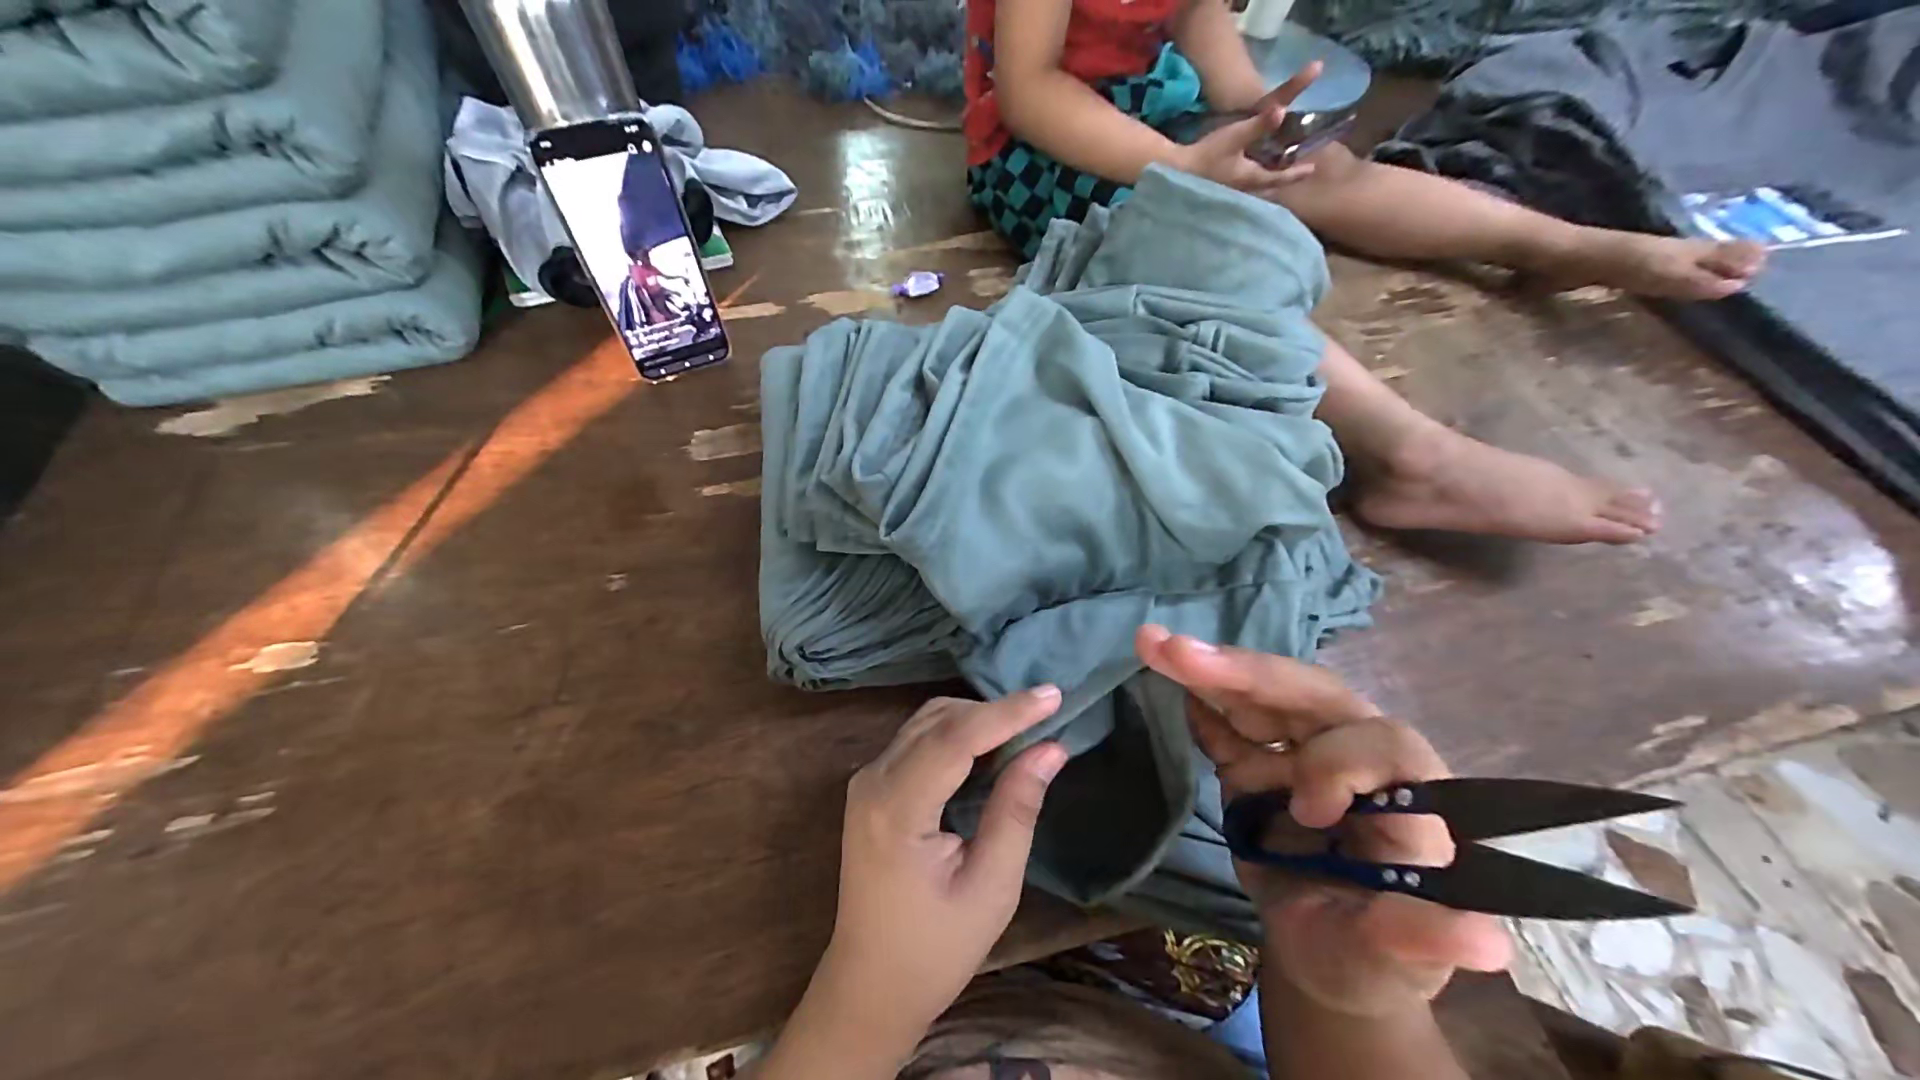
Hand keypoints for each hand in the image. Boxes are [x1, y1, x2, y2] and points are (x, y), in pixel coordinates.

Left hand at [818, 688, 1068, 1037]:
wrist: (871, 984)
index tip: (1053, 695)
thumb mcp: (992, 886)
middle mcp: (873, 781)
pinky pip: (916, 739)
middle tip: (1046, 711)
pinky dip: (956, 731)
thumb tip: (1051, 748)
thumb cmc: (936, 949)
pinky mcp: (871, 787)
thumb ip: (1017, 809)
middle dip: (994, 710)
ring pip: (925, 723)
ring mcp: (866, 781)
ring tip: (1024, 723)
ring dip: (975, 717)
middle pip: (938, 721)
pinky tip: (988, 743)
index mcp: (897, 810)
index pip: (955, 738)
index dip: (1007, 712)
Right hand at [1136, 626, 1510, 1016]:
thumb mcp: (1394, 959)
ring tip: (1152, 644)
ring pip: (1260, 694)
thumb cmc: (1368, 957)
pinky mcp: (1256, 762)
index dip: (1338, 763)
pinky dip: (1195, 697)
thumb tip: (1481, 940)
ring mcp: (1299, 752)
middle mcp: (1356, 755)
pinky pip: (1226, 720)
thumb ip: (1423, 939)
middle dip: (1246, 672)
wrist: (1323, 952)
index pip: (1382, 745)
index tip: (1310, 813)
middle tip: (1179, 651)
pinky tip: (1163, 671)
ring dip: (1206, 669)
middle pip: (1308, 694)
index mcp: (1407, 795)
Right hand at [1175, 61, 1324, 195]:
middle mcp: (1243, 190)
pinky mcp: (1219, 193)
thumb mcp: (1235, 135)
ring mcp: (1230, 194)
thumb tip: (1283, 110)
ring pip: (1255, 192)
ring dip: (1266, 186)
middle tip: (1294, 174)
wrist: (1174, 172)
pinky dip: (1251, 187)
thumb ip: (1259, 123)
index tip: (1312, 169)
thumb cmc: (1206, 155)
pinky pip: (1242, 192)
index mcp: (1250, 177)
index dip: (1296, 173)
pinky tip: (1249, 183)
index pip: (1279, 177)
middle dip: (1281, 182)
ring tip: (1274, 179)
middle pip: (1268, 188)